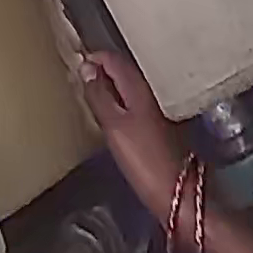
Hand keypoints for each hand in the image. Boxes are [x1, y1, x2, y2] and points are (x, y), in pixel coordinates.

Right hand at [80, 50, 185, 214]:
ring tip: (88, 97)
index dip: (93, 57)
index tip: (73, 65)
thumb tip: (85, 66)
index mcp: (138, 85)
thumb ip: (99, 95)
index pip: (113, 58)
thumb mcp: (114, 126)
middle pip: (121, 69)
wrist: (180, 195)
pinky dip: (117, 102)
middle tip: (77, 81)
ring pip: (126, 86)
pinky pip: (131, 102)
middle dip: (99, 70)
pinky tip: (108, 117)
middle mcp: (148, 90)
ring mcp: (154, 108)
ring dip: (108, 87)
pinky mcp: (156, 126)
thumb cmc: (143, 158)